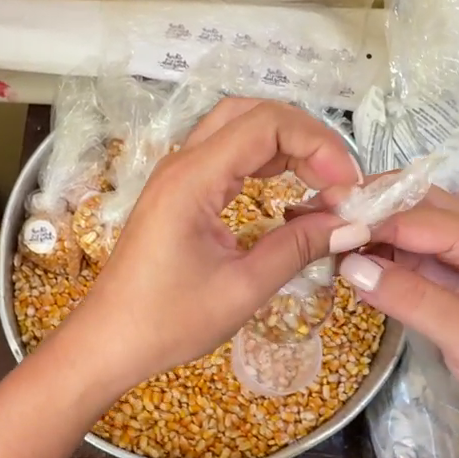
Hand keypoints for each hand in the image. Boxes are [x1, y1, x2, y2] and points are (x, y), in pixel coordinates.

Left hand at [55, 98, 364, 391]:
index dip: (318, 145)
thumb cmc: (167, 322)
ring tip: (323, 185)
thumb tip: (351, 225)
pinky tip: (288, 192)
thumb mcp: (242, 289)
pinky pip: (225, 158)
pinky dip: (263, 164)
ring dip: (285, 148)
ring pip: (238, 131)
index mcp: (192, 179)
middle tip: (340, 181)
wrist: (107, 342)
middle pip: (252, 115)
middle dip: (305, 137)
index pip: (267, 124)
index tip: (347, 188)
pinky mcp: (177, 194)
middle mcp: (181, 164)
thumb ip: (298, 248)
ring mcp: (176, 176)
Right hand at [334, 186, 458, 427]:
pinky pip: (413, 248)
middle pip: (410, 203)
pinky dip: (379, 251)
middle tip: (308, 215)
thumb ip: (412, 299)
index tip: (313, 224)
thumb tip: (350, 265)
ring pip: (408, 222)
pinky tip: (348, 261)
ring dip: (366, 227)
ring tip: (319, 235)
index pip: (413, 217)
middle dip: (360, 206)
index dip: (363, 218)